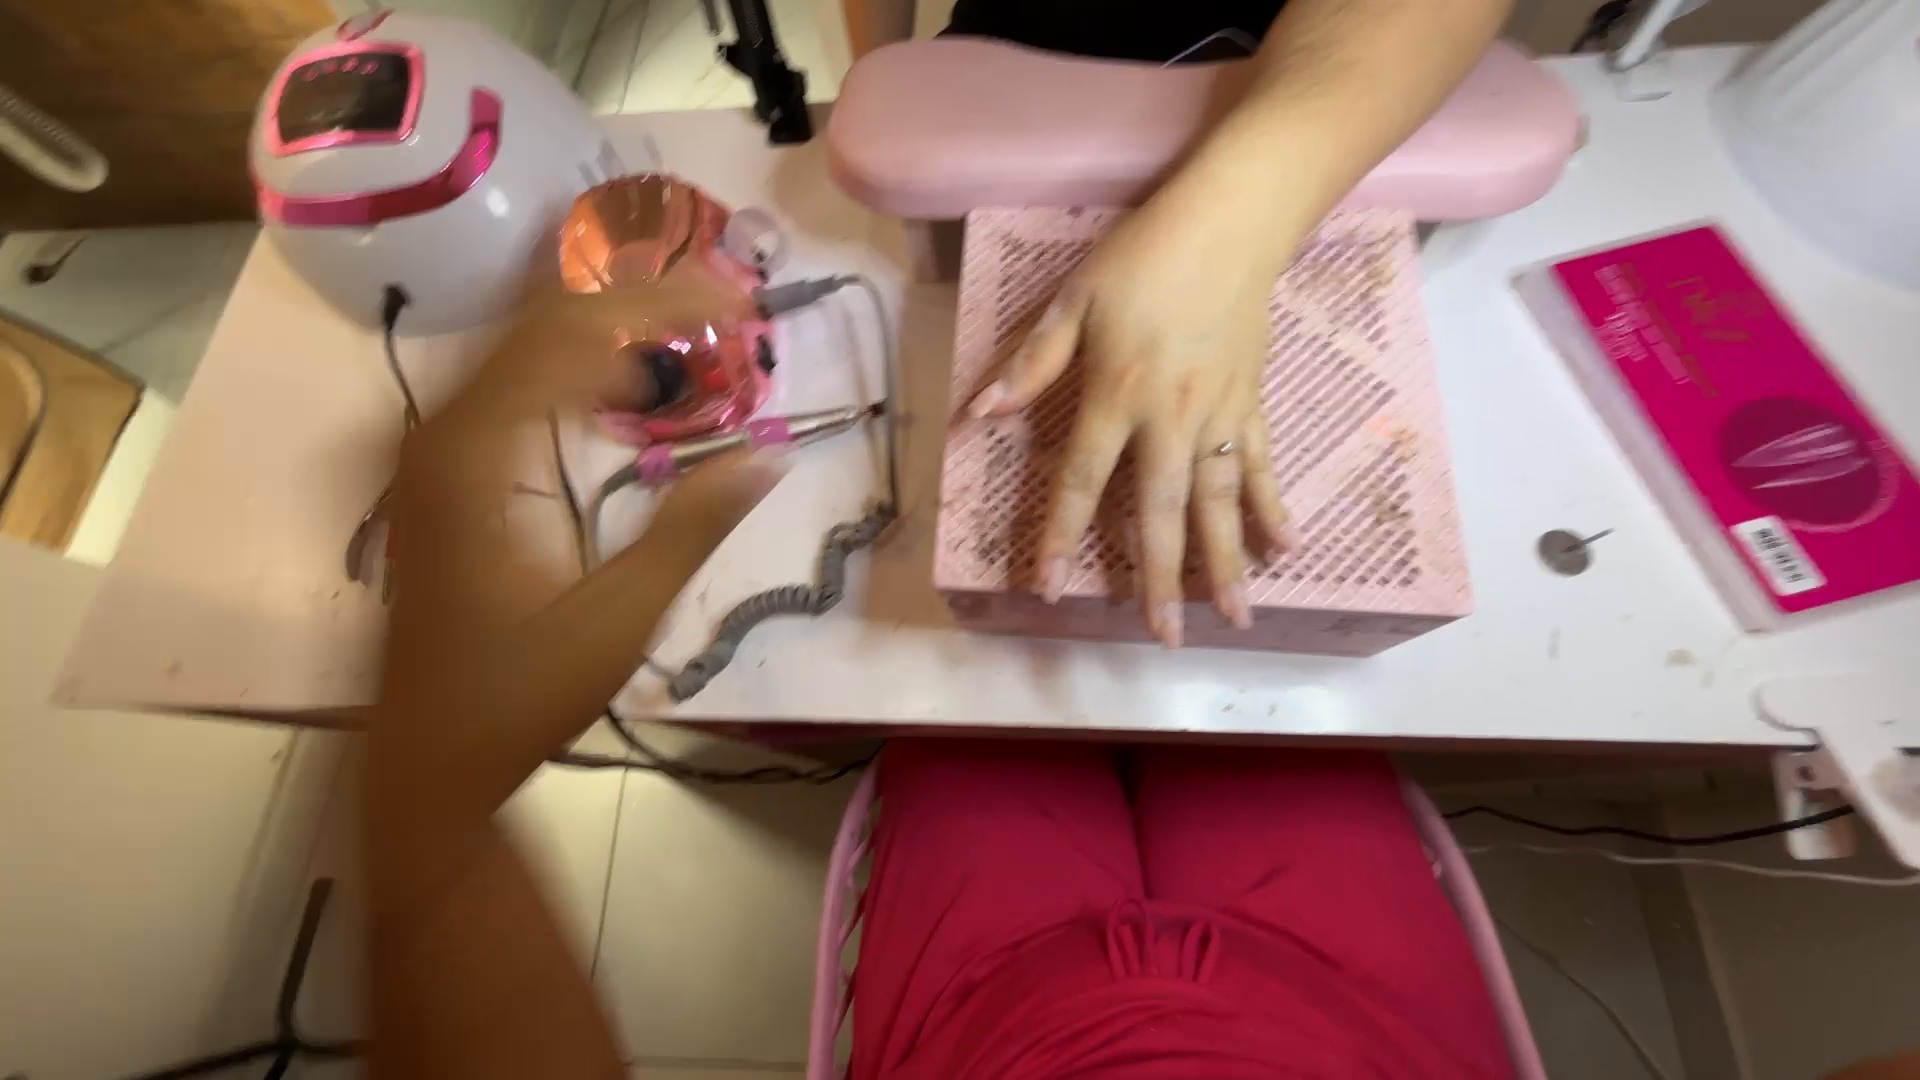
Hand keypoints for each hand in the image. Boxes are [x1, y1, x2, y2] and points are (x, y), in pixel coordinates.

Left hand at [379, 286, 780, 772]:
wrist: (431, 758)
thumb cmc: (524, 691)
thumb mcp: (624, 613)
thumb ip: (694, 524)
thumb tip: (775, 453)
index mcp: (482, 455)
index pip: (573, 334)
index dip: (662, 304)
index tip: (741, 303)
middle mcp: (448, 432)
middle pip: (548, 325)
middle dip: (645, 307)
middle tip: (732, 313)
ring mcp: (443, 451)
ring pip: (534, 352)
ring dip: (621, 337)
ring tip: (704, 343)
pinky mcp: (456, 474)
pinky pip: (526, 393)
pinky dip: (592, 379)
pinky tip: (643, 399)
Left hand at [967, 198, 1298, 647]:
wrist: (1234, 219)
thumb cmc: (1146, 256)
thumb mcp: (1074, 299)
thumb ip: (1032, 364)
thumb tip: (982, 415)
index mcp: (1118, 395)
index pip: (1083, 481)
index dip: (1062, 536)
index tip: (1052, 589)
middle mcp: (1172, 420)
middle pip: (1160, 512)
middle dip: (1159, 578)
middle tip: (1164, 636)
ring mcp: (1220, 417)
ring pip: (1220, 503)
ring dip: (1225, 562)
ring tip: (1234, 617)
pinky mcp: (1253, 404)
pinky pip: (1263, 464)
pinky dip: (1273, 506)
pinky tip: (1286, 548)